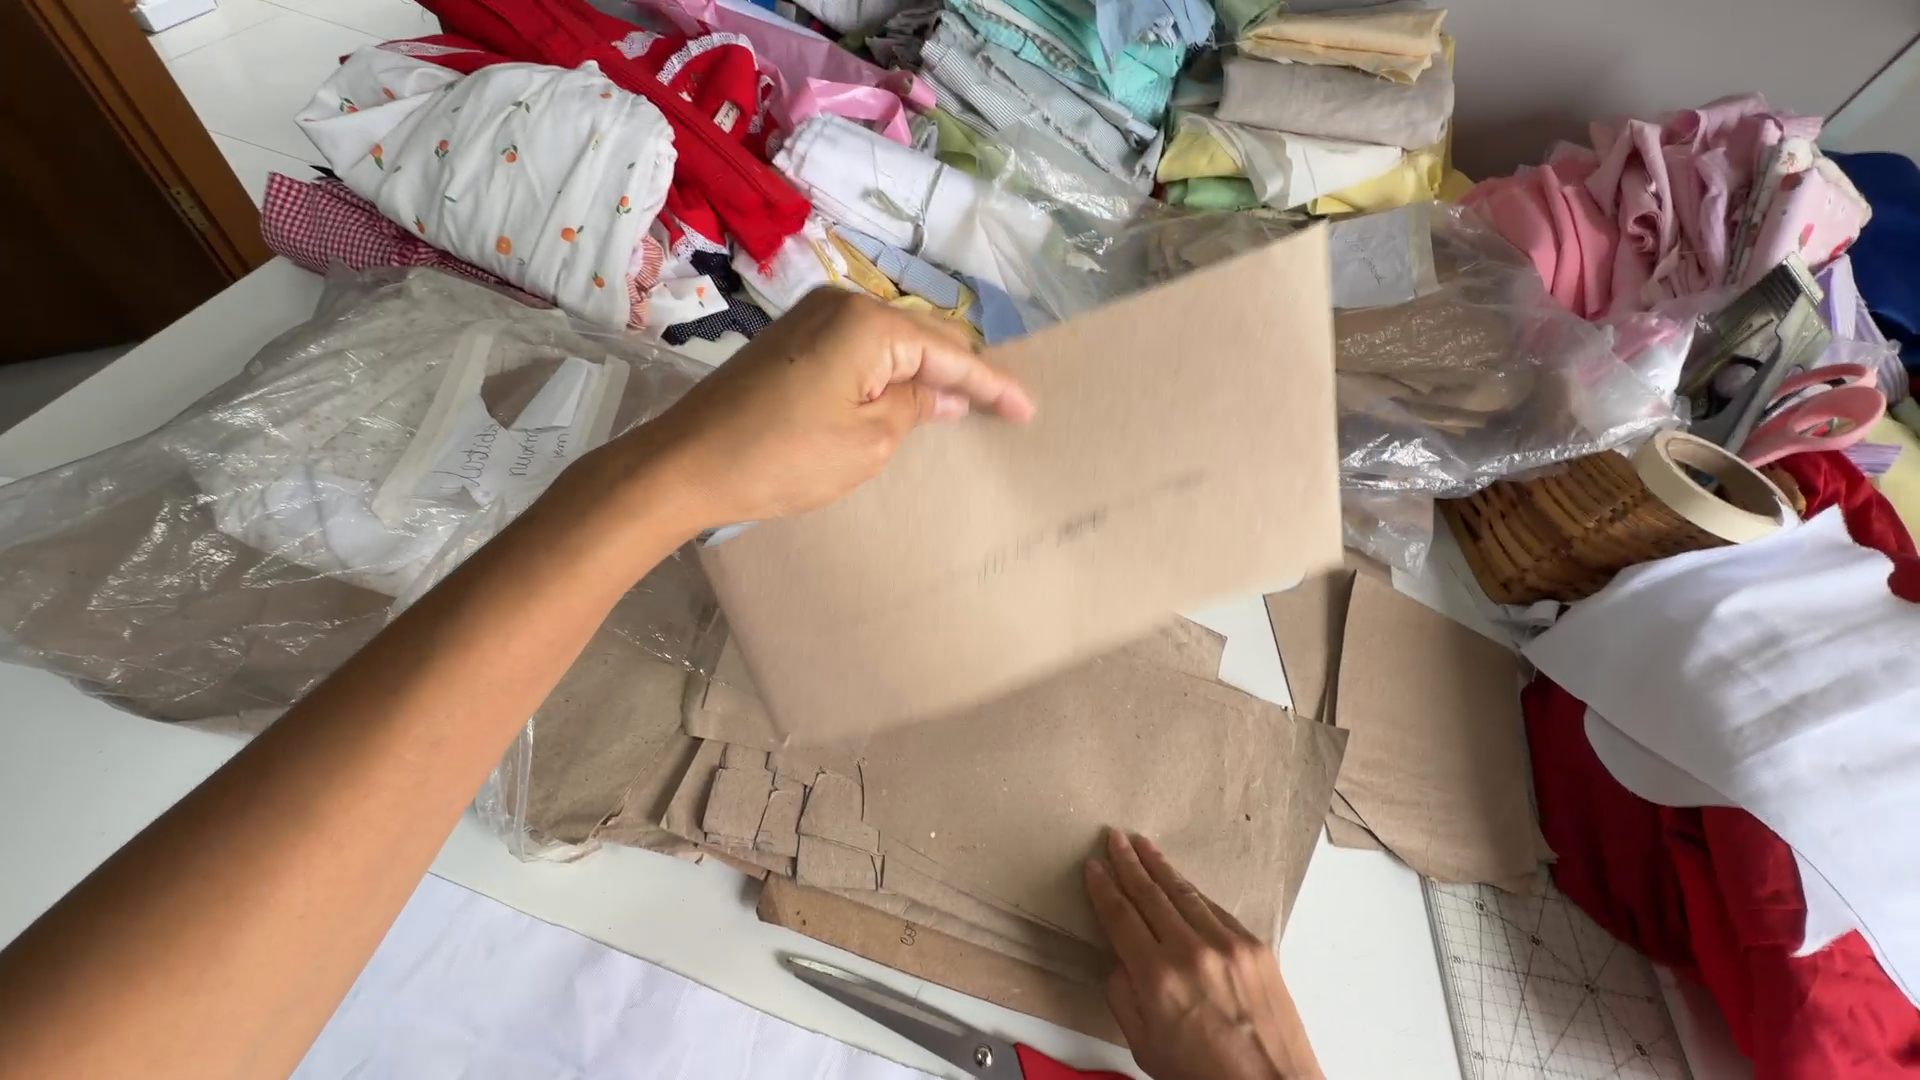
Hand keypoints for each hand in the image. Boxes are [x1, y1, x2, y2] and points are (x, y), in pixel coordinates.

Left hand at [617, 288, 1032, 529]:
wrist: (686, 464)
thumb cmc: (784, 457)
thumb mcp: (867, 442)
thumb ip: (915, 409)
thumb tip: (944, 396)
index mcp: (869, 323)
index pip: (949, 353)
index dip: (992, 383)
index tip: (1028, 408)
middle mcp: (843, 306)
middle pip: (922, 339)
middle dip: (962, 375)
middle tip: (1003, 408)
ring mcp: (812, 320)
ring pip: (891, 346)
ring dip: (926, 377)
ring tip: (965, 408)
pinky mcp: (793, 344)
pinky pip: (861, 354)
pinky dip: (890, 378)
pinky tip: (908, 401)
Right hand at [1085, 830, 1323, 1079]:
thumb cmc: (1203, 1078)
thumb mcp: (1144, 1045)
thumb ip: (1123, 995)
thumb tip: (1121, 958)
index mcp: (1157, 978)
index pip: (1120, 915)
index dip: (1103, 887)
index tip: (1093, 866)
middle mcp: (1191, 951)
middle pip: (1150, 893)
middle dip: (1128, 862)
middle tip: (1114, 838)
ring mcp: (1228, 944)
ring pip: (1184, 892)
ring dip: (1159, 866)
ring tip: (1142, 845)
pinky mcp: (1255, 946)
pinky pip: (1215, 908)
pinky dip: (1192, 892)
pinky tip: (1180, 883)